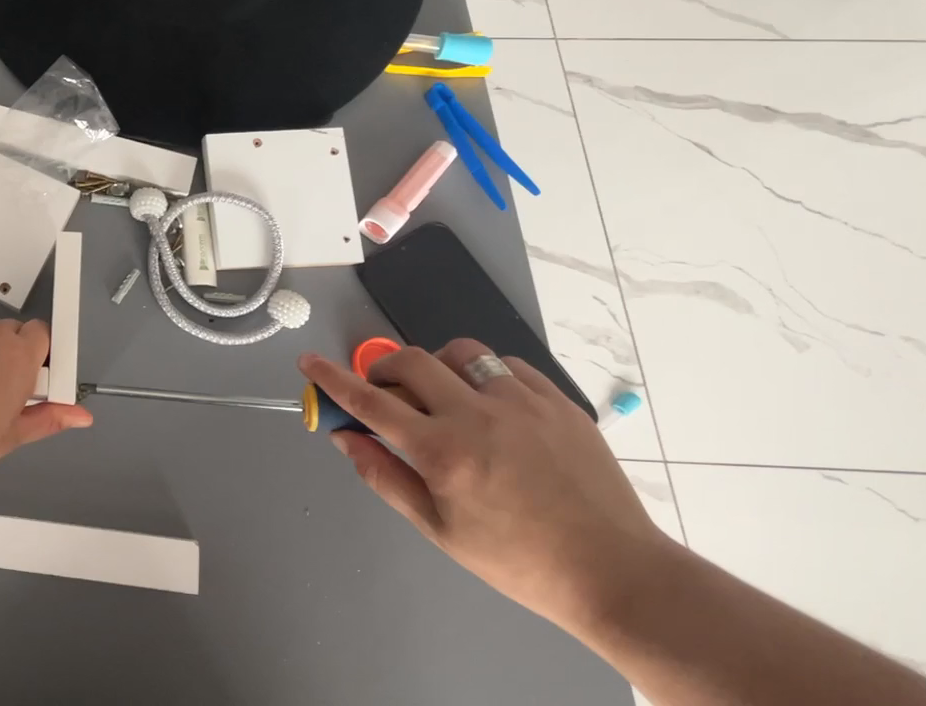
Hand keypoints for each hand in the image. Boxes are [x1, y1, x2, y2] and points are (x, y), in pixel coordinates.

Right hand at [300, 340, 679, 627]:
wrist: (616, 573)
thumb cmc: (518, 560)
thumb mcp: (439, 529)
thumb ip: (385, 476)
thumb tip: (344, 437)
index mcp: (443, 452)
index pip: (370, 401)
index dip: (332, 379)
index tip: (308, 362)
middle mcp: (478, 415)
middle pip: (410, 362)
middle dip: (383, 369)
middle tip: (382, 390)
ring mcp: (522, 403)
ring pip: (460, 353)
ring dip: (436, 366)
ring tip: (442, 395)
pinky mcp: (558, 402)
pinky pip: (507, 365)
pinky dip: (484, 374)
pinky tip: (490, 403)